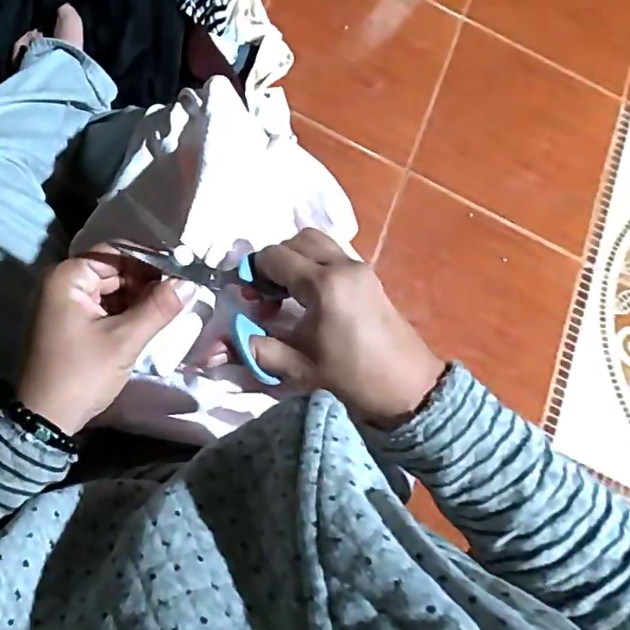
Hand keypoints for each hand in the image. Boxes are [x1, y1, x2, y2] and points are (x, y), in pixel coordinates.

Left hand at [16, 246, 188, 435]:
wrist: (43, 420)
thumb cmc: (81, 374)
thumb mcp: (124, 340)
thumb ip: (158, 308)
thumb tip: (189, 282)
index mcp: (66, 277)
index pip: (115, 254)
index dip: (149, 261)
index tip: (180, 272)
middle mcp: (59, 283)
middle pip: (112, 271)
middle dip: (145, 282)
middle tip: (179, 294)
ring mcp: (60, 305)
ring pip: (109, 290)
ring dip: (137, 298)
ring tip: (168, 309)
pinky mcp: (66, 324)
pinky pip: (100, 307)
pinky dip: (123, 312)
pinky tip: (148, 322)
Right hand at [248, 229, 444, 425]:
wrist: (409, 388)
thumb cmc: (353, 379)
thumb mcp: (299, 368)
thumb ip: (256, 349)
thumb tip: (220, 344)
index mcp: (324, 284)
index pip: (273, 257)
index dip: (252, 273)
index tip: (248, 300)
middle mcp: (342, 266)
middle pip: (295, 241)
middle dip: (273, 263)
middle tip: (267, 296)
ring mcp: (359, 267)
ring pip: (315, 242)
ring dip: (294, 259)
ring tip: (287, 295)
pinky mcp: (369, 276)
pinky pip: (332, 254)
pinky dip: (314, 263)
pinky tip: (309, 298)